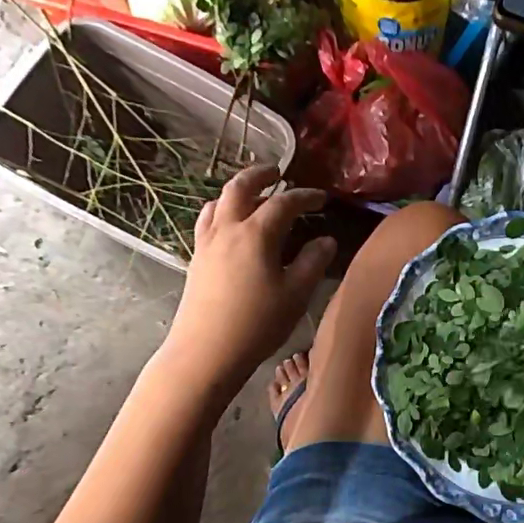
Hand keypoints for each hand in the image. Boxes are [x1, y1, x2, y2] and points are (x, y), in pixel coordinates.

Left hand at [159, 166, 334, 397]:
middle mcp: (228, 229)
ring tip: (253, 195)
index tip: (322, 198)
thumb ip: (313, 262)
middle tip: (277, 172)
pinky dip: (222, 211)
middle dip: (260, 176)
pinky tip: (231, 225)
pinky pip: (208, 220)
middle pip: (240, 188)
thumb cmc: (258, 323)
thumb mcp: (296, 294)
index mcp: (256, 234)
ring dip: (238, 191)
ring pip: (219, 202)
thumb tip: (326, 240)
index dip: (305, 197)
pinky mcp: (197, 258)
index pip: (284, 203)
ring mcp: (207, 243)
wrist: (207, 350)